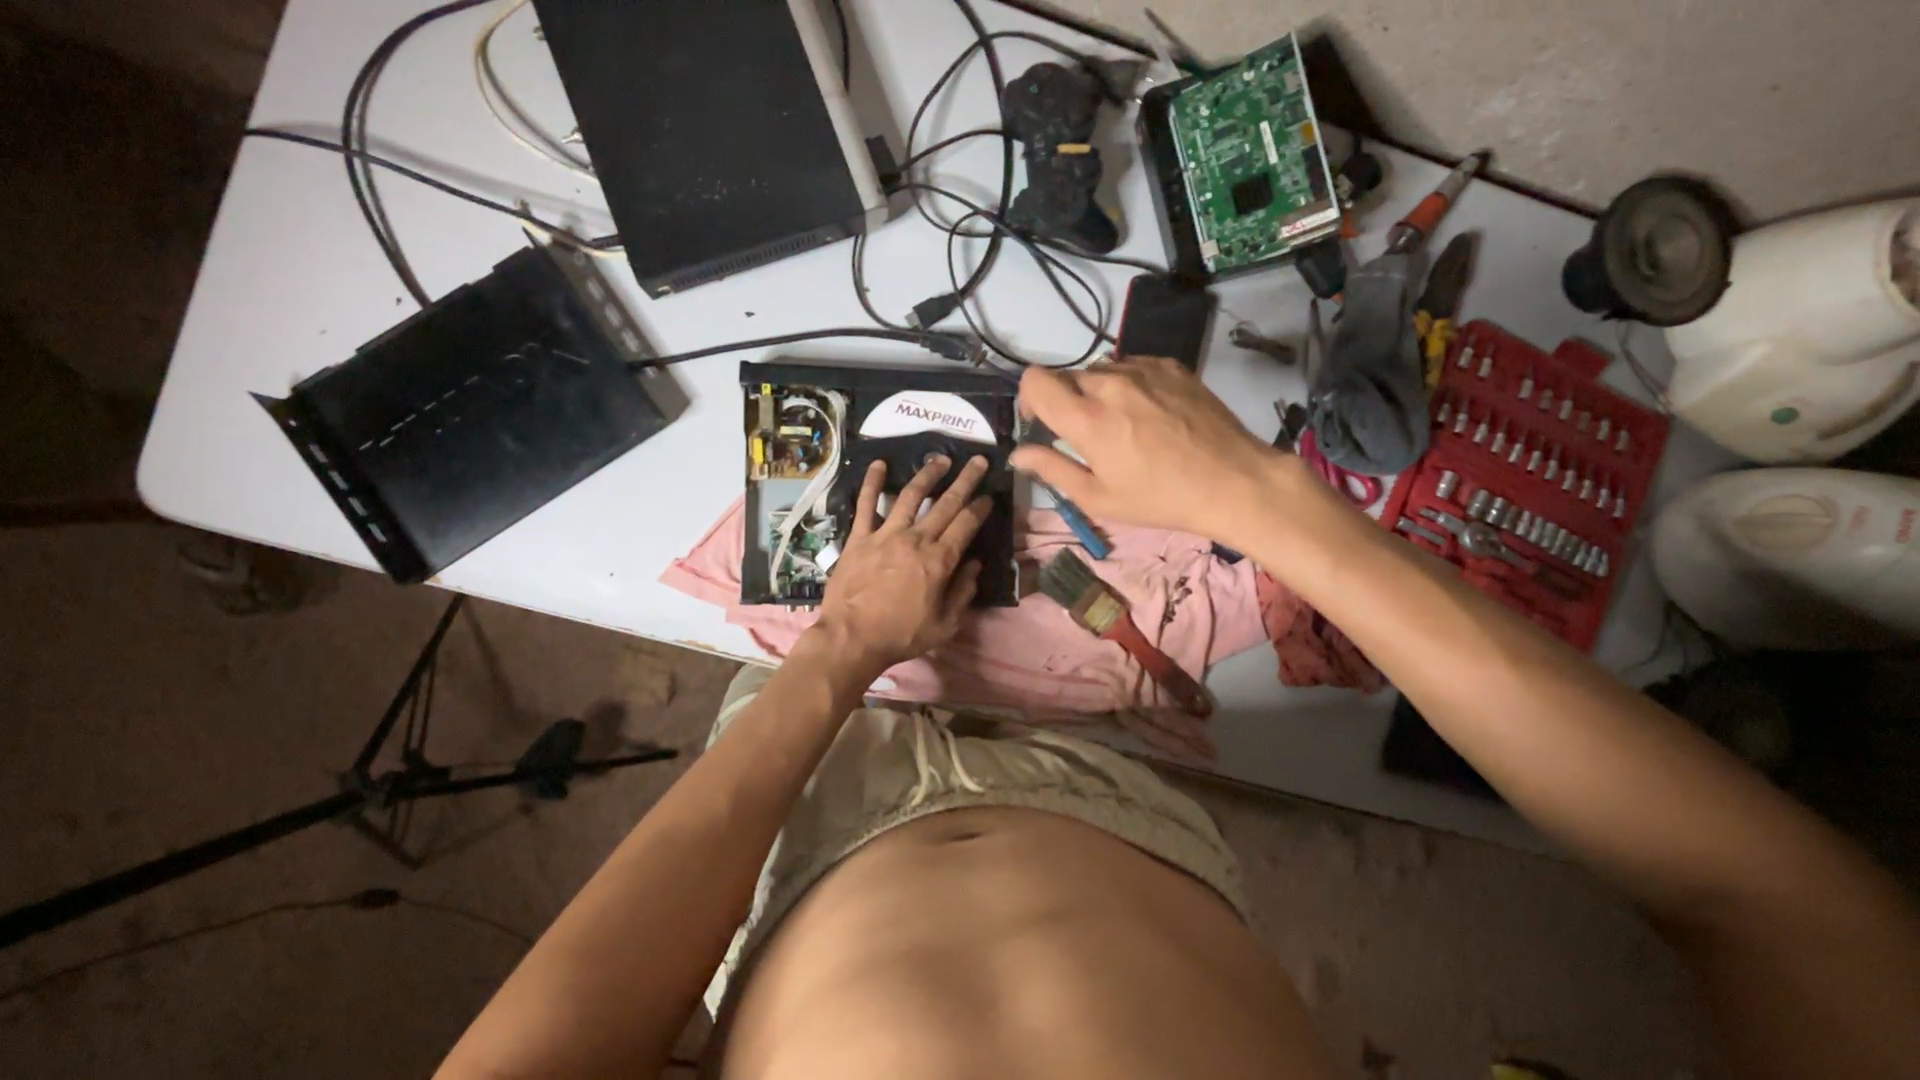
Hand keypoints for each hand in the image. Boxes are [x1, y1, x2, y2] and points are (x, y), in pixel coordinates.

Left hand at [811, 454, 993, 673]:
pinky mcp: (859, 537)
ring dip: (927, 474)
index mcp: (939, 561)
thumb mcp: (945, 624)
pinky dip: (872, 482)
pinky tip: (878, 464)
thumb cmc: (901, 635)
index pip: (966, 524)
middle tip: (977, 461)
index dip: (980, 507)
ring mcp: (885, 535)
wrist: (852, 637)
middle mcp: (916, 539)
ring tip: (940, 459)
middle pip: (946, 503)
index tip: (989, 496)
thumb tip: (975, 566)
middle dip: (965, 480)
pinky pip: (866, 504)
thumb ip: (963, 592)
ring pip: (910, 496)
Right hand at [1011, 357, 1293, 541]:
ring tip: (1122, 423)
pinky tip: (1148, 413)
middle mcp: (1110, 384)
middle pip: (1067, 376)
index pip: (1035, 380)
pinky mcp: (1170, 366)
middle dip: (1066, 400)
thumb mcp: (1100, 498)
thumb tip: (1019, 454)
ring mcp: (1143, 370)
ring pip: (1100, 369)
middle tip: (1086, 433)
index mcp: (1087, 419)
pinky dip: (1128, 384)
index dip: (1030, 398)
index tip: (1042, 421)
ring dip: (1098, 391)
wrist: (1233, 481)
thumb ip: (1053, 470)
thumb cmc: (1161, 498)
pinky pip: (1132, 366)